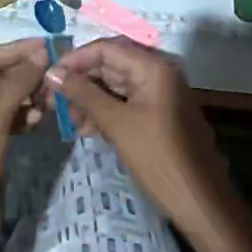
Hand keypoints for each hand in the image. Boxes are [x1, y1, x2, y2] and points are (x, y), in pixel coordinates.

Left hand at [0, 41, 47, 251]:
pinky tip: (41, 116)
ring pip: (6, 96)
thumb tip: (41, 54)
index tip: (50, 42)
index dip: (19, 49)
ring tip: (53, 96)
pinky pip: (8, 116)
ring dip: (28, 94)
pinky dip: (24, 114)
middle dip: (26, 73)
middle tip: (58, 69)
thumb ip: (17, 83)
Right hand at [44, 38, 229, 227]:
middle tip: (54, 99)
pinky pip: (127, 100)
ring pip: (116, 83)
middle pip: (111, 63)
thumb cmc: (159, 159)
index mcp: (153, 66)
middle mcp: (159, 71)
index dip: (74, 59)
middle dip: (81, 79)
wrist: (202, 203)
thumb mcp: (116, 124)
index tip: (48, 76)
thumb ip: (83, 94)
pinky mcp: (161, 111)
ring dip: (91, 97)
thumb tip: (52, 74)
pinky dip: (106, 109)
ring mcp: (161, 91)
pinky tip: (88, 128)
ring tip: (69, 118)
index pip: (105, 48)